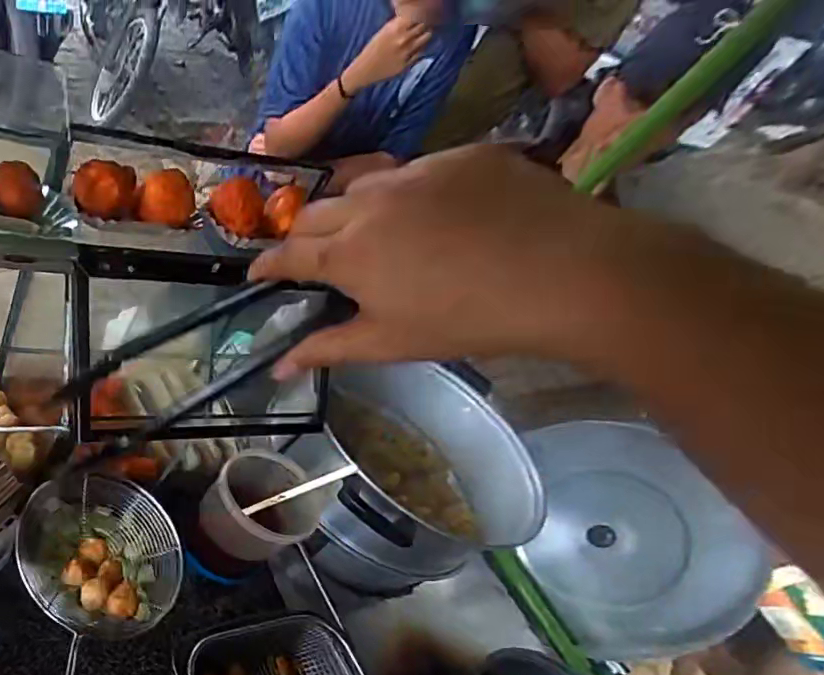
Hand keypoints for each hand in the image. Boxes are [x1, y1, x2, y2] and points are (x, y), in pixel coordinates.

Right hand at [248, 144, 660, 375]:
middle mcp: (371, 204)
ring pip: (360, 184)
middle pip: (313, 212)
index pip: (285, 255)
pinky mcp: (465, 155)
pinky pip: (414, 168)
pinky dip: (404, 191)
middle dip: (301, 235)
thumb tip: (277, 371)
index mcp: (346, 253)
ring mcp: (419, 173)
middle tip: (310, 258)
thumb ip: (323, 349)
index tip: (255, 274)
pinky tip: (425, 214)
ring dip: (349, 209)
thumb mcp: (384, 342)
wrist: (569, 273)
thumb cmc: (461, 318)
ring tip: (366, 230)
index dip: (265, 266)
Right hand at [342, 17, 432, 93]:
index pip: (421, 12)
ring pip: (428, 36)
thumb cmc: (372, 49)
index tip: (427, 12)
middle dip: (427, 22)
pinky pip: (421, 52)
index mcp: (397, 28)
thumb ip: (402, 20)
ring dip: (425, 34)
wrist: (360, 73)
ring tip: (420, 36)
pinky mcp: (405, 65)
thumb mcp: (385, 30)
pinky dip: (420, 49)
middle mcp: (403, 39)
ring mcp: (405, 53)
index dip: (426, 11)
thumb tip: (419, 9)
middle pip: (427, 23)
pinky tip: (413, 50)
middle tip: (424, 25)